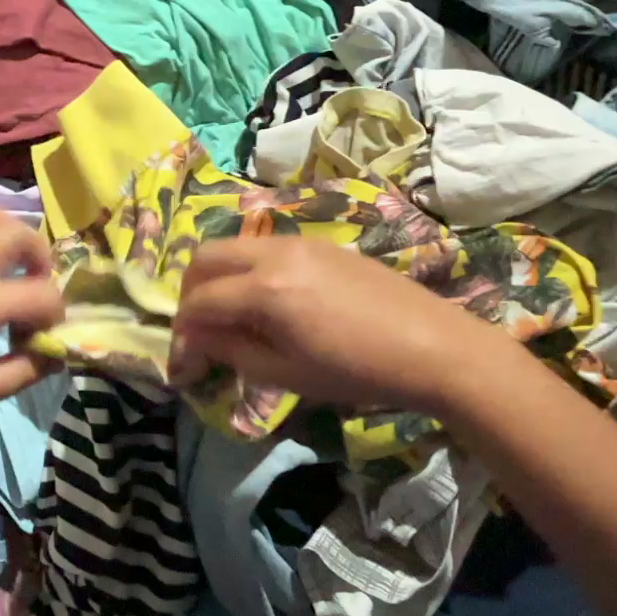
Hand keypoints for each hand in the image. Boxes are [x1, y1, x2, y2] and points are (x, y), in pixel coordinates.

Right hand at [172, 235, 512, 414]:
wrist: (434, 346)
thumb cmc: (359, 371)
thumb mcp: (287, 374)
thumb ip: (232, 351)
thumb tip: (196, 338)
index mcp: (264, 290)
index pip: (198, 302)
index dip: (182, 332)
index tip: (183, 361)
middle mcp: (273, 253)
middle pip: (205, 256)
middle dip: (190, 292)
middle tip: (198, 328)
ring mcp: (297, 241)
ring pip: (232, 245)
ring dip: (217, 276)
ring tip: (230, 314)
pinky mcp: (318, 242)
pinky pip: (262, 246)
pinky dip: (246, 268)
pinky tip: (266, 300)